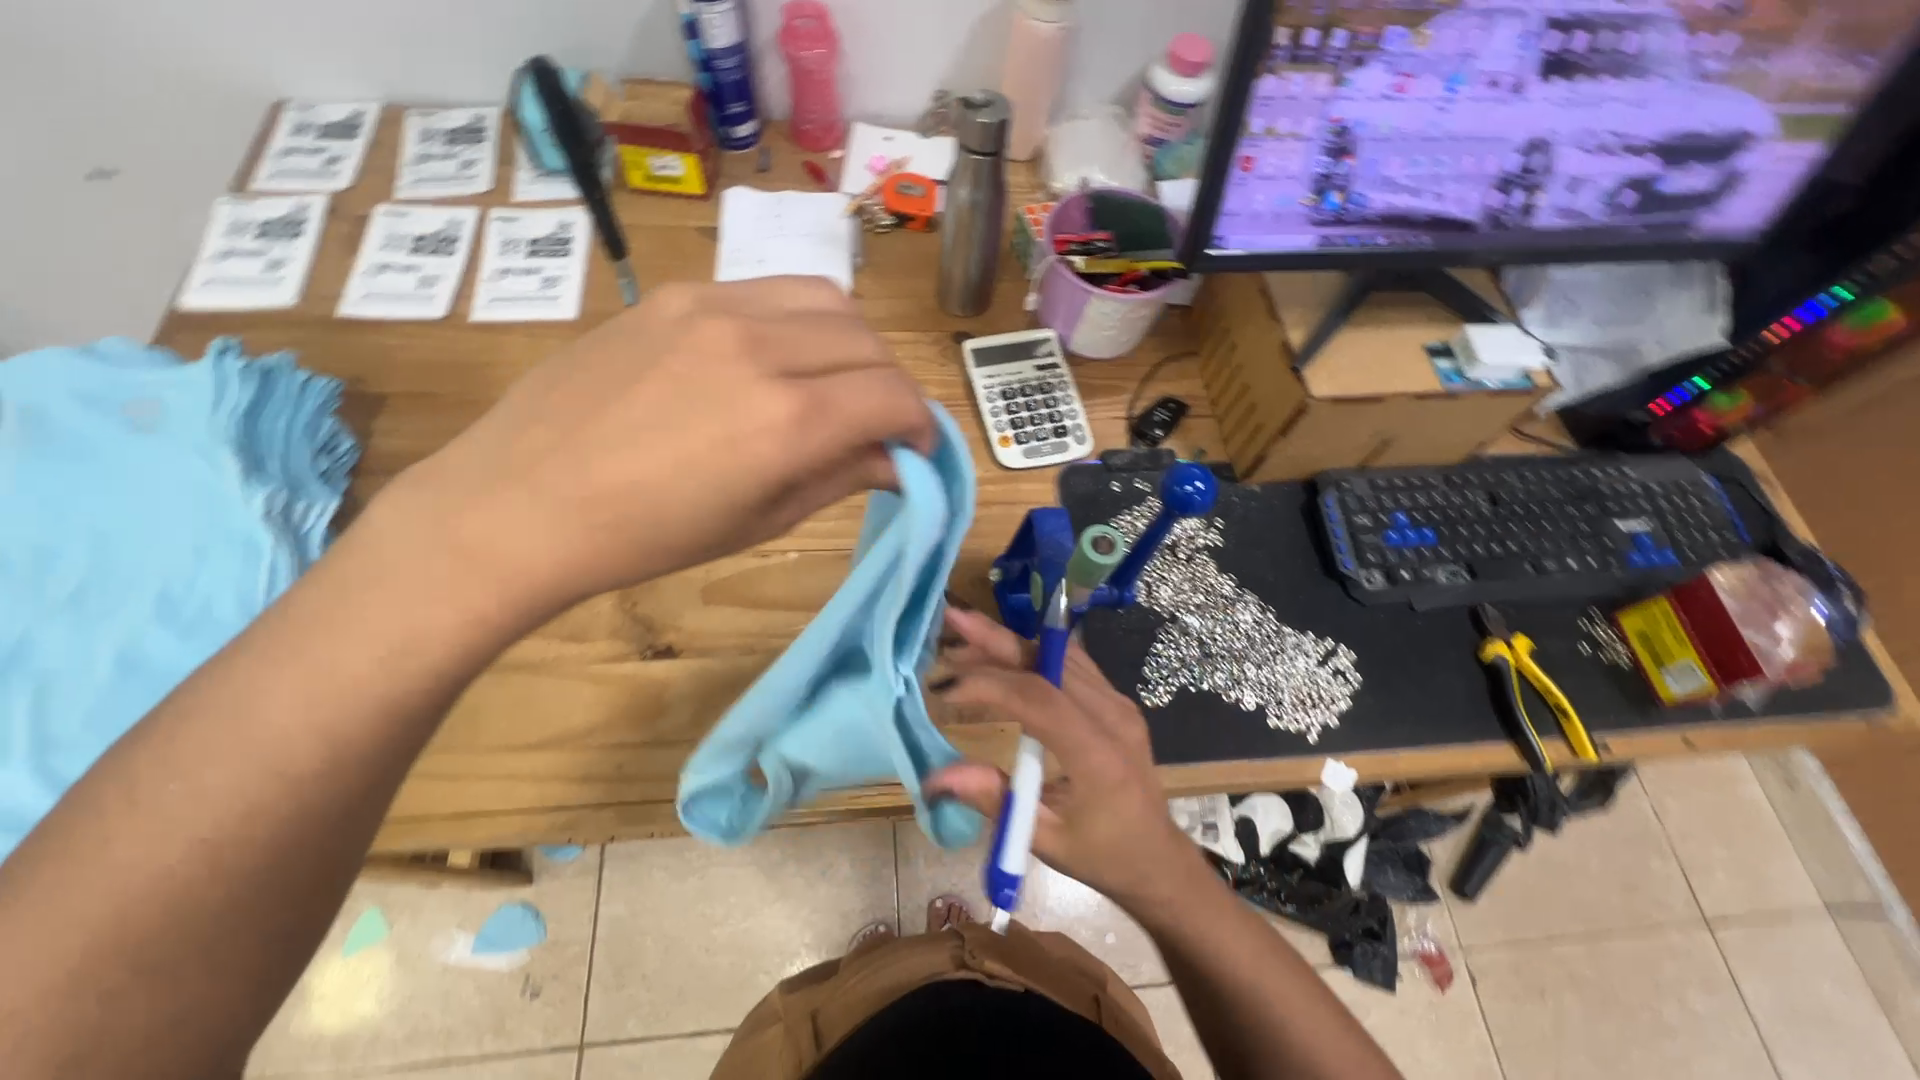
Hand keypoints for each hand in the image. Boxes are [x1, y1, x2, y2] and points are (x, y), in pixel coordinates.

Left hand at [379, 278, 932, 619]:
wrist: (522, 500)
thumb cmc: (646, 536)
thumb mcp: (759, 521)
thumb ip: (840, 477)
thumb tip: (896, 459)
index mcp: (787, 420)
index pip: (894, 398)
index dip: (921, 426)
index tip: (916, 449)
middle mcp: (763, 347)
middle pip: (871, 343)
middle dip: (892, 387)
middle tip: (878, 423)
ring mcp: (716, 308)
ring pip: (828, 300)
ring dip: (853, 342)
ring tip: (835, 382)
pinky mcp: (677, 293)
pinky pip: (768, 291)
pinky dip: (798, 321)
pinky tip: (774, 359)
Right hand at [926, 607, 1211, 914]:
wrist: (1157, 857)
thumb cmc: (1102, 855)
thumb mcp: (1047, 840)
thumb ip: (996, 801)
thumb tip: (937, 777)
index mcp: (1099, 756)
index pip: (1040, 700)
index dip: (990, 686)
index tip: (946, 689)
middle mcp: (1113, 717)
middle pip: (1050, 664)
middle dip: (995, 640)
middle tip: (951, 618)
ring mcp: (1119, 703)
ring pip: (1060, 655)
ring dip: (1011, 642)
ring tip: (964, 633)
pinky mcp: (1116, 701)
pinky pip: (1072, 663)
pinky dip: (1032, 653)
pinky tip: (1000, 651)